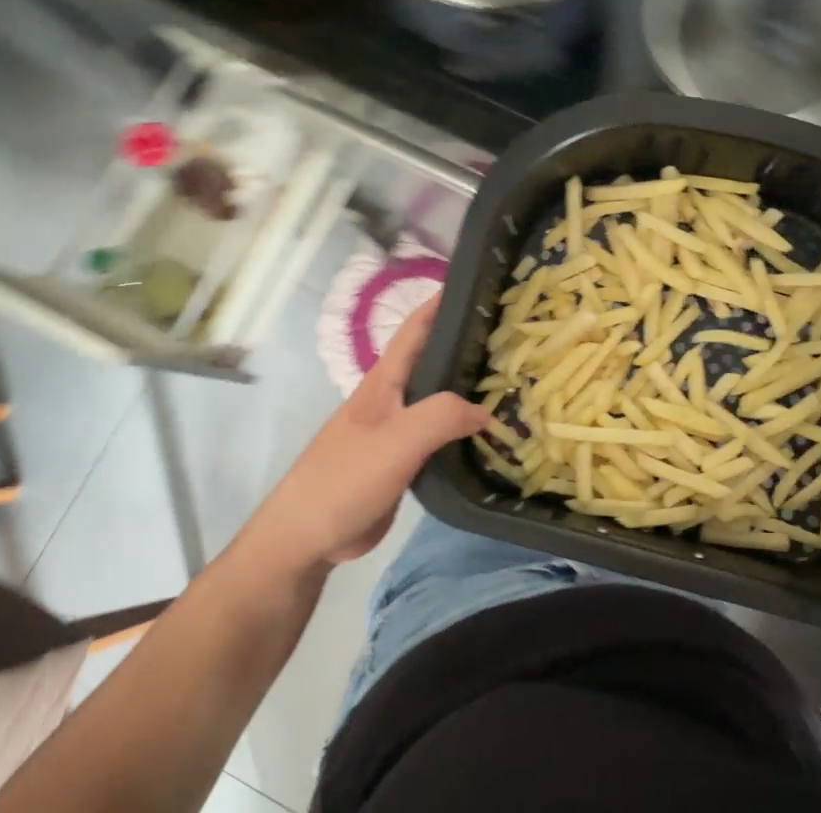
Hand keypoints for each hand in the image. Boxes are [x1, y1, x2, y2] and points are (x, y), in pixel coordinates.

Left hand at [257, 296, 487, 566]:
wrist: (308, 536)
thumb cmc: (346, 477)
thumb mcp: (398, 439)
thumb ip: (443, 415)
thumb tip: (485, 411)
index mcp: (384, 382)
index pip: (415, 330)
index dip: (441, 304)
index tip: (476, 284)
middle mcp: (391, 400)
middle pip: (432, 362)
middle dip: (466, 345)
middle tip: (512, 337)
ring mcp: (395, 432)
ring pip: (438, 401)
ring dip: (468, 390)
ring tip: (512, 382)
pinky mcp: (401, 463)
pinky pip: (439, 437)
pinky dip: (463, 430)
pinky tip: (488, 434)